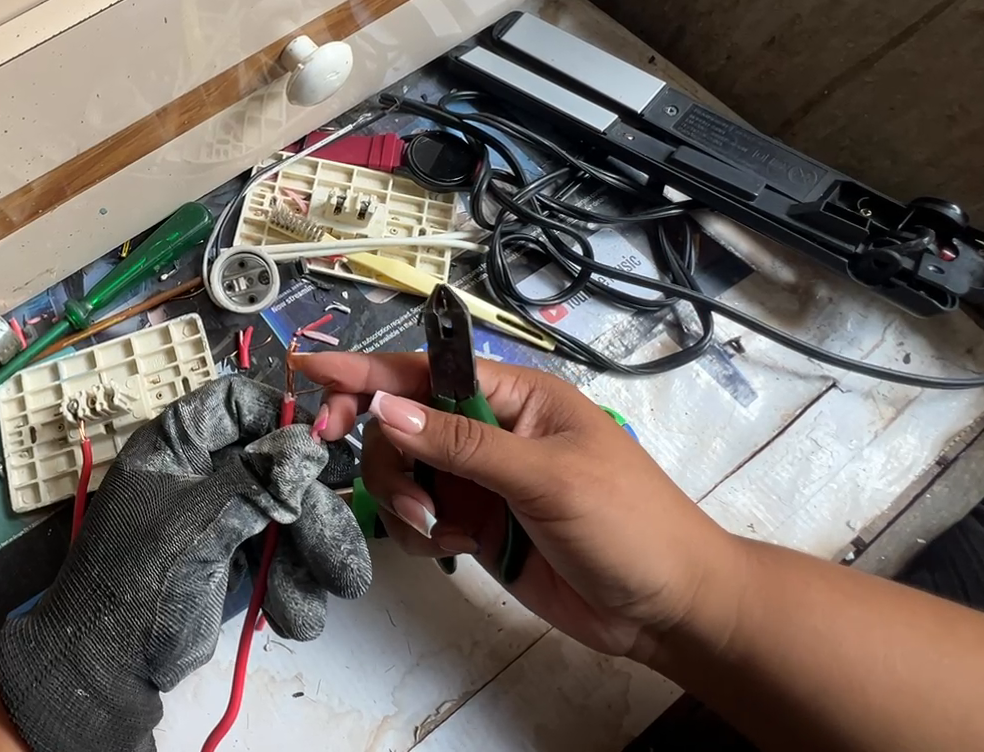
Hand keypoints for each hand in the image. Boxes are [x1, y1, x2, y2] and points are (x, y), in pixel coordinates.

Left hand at [0, 376, 371, 751]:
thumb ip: (253, 482)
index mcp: (176, 446)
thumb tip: (309, 446)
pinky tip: (293, 615)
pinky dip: (294, 583)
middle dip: (313, 506)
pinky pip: (278, 553)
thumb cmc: (138, 580)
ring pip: (285, 512)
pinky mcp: (234, 555)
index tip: (325, 444)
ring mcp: (220, 514)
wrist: (109, 668)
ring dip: (312, 554)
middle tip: (347, 532)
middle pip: (273, 464)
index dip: (280, 416)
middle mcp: (202, 470)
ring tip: (340, 587)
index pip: (234, 403)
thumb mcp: (195, 525)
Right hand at [296, 352, 738, 660]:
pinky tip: (454, 545)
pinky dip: (419, 529)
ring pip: (402, 468)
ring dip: (402, 496)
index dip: (366, 370)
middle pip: (399, 421)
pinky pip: (416, 512)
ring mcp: (475, 476)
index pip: (424, 371)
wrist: (671, 614)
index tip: (312, 371)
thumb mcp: (546, 478)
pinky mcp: (471, 518)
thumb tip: (383, 407)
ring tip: (436, 528)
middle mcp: (485, 428)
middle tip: (358, 464)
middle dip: (384, 449)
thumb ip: (461, 443)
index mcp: (512, 396)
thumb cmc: (628, 527)